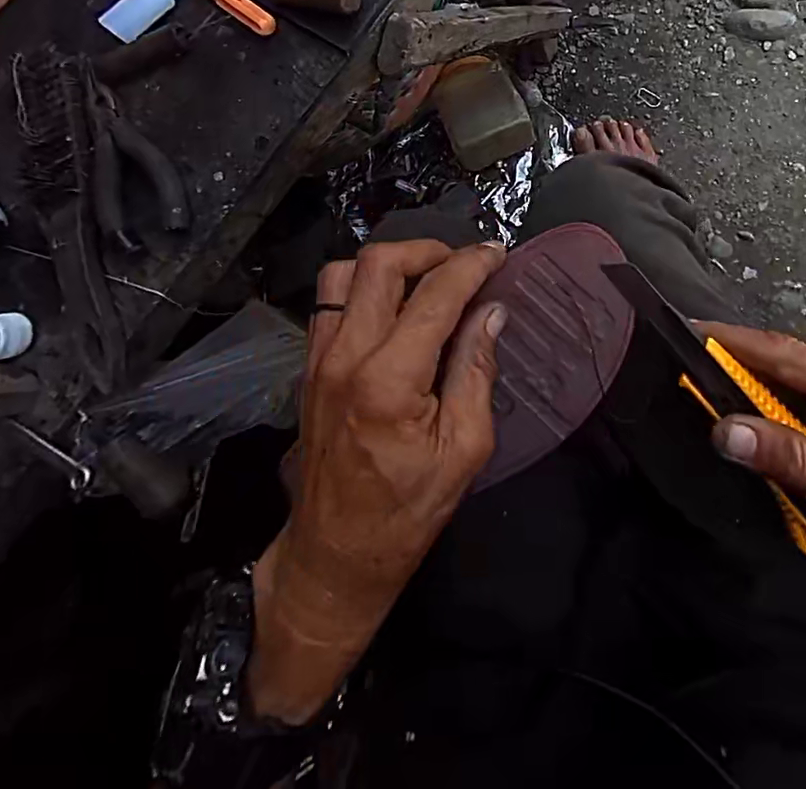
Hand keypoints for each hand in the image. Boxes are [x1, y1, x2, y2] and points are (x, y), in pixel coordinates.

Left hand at [249, 240, 507, 722]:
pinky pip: (329, 304)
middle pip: (379, 264)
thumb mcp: (464, 449)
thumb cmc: (407, 510)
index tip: (497, 253)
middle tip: (463, 266)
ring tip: (425, 282)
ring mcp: (318, 359)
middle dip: (428, 251)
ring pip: (343, 274)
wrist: (335, 554)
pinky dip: (363, 289)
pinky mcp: (308, 369)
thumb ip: (476, 371)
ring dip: (389, 266)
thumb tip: (491, 313)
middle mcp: (345, 356)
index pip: (435, 295)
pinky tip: (392, 310)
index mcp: (389, 379)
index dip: (471, 265)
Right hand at [697, 322, 805, 586]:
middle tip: (679, 365)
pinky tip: (745, 411)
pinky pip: (799, 394)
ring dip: (746, 381)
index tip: (682, 332)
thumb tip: (723, 428)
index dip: (727, 340)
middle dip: (729, 358)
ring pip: (786, 375)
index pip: (777, 351)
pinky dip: (767, 400)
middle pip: (778, 356)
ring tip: (699, 384)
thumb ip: (790, 457)